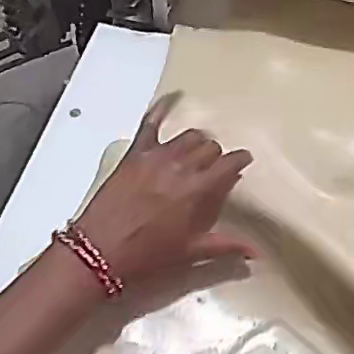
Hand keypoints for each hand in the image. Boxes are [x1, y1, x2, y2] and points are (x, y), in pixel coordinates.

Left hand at [74, 92, 254, 283]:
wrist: (99, 254)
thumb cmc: (146, 256)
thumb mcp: (190, 253)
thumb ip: (226, 246)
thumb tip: (255, 253)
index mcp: (198, 189)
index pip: (230, 163)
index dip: (240, 160)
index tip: (243, 160)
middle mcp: (181, 166)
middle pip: (210, 147)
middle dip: (215, 156)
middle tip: (212, 168)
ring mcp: (157, 156)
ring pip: (189, 136)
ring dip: (196, 142)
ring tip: (194, 151)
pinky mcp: (136, 153)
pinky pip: (151, 123)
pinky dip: (161, 108)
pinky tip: (171, 97)